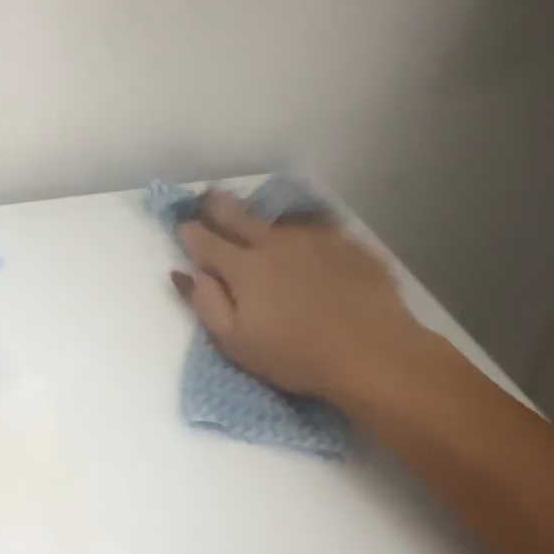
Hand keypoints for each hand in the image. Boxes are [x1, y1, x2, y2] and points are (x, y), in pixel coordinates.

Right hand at [171, 190, 435, 401]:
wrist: (371, 351)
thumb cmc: (293, 356)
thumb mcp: (235, 342)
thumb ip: (206, 304)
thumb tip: (185, 274)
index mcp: (243, 268)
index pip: (207, 242)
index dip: (190, 233)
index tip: (182, 225)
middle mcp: (275, 242)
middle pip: (240, 216)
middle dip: (219, 206)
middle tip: (208, 197)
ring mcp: (314, 238)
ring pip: (278, 219)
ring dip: (261, 217)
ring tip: (255, 218)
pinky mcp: (347, 244)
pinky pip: (314, 227)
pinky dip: (299, 228)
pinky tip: (301, 237)